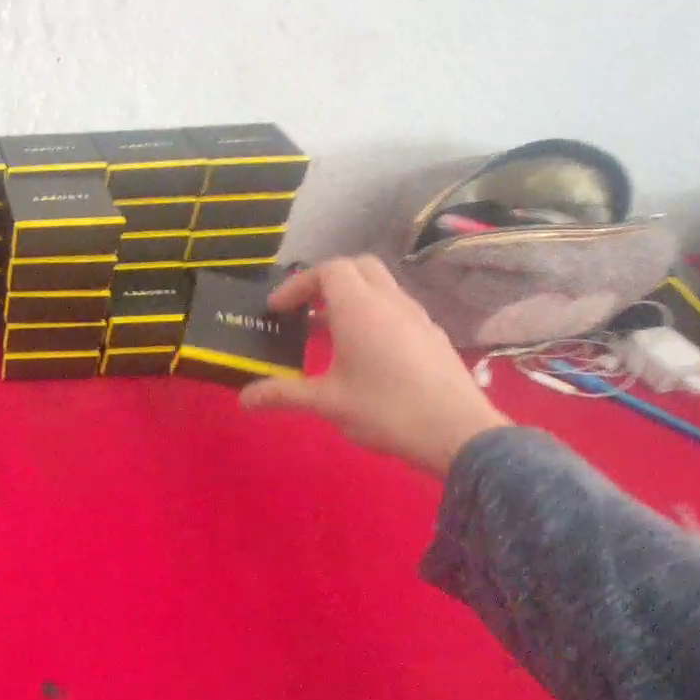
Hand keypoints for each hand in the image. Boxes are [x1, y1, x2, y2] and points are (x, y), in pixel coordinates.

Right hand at [238, 256, 511, 476]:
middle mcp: (390, 303)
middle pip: (358, 268)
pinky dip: (369, 315)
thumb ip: (282, 394)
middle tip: (301, 310)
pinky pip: (394, 309)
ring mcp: (416, 317)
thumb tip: (244, 398)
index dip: (298, 284)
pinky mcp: (430, 335)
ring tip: (323, 333)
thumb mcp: (325, 403)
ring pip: (379, 287)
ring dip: (348, 299)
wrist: (455, 430)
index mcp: (360, 310)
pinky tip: (358, 352)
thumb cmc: (384, 409)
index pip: (329, 270)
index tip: (277, 311)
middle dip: (325, 282)